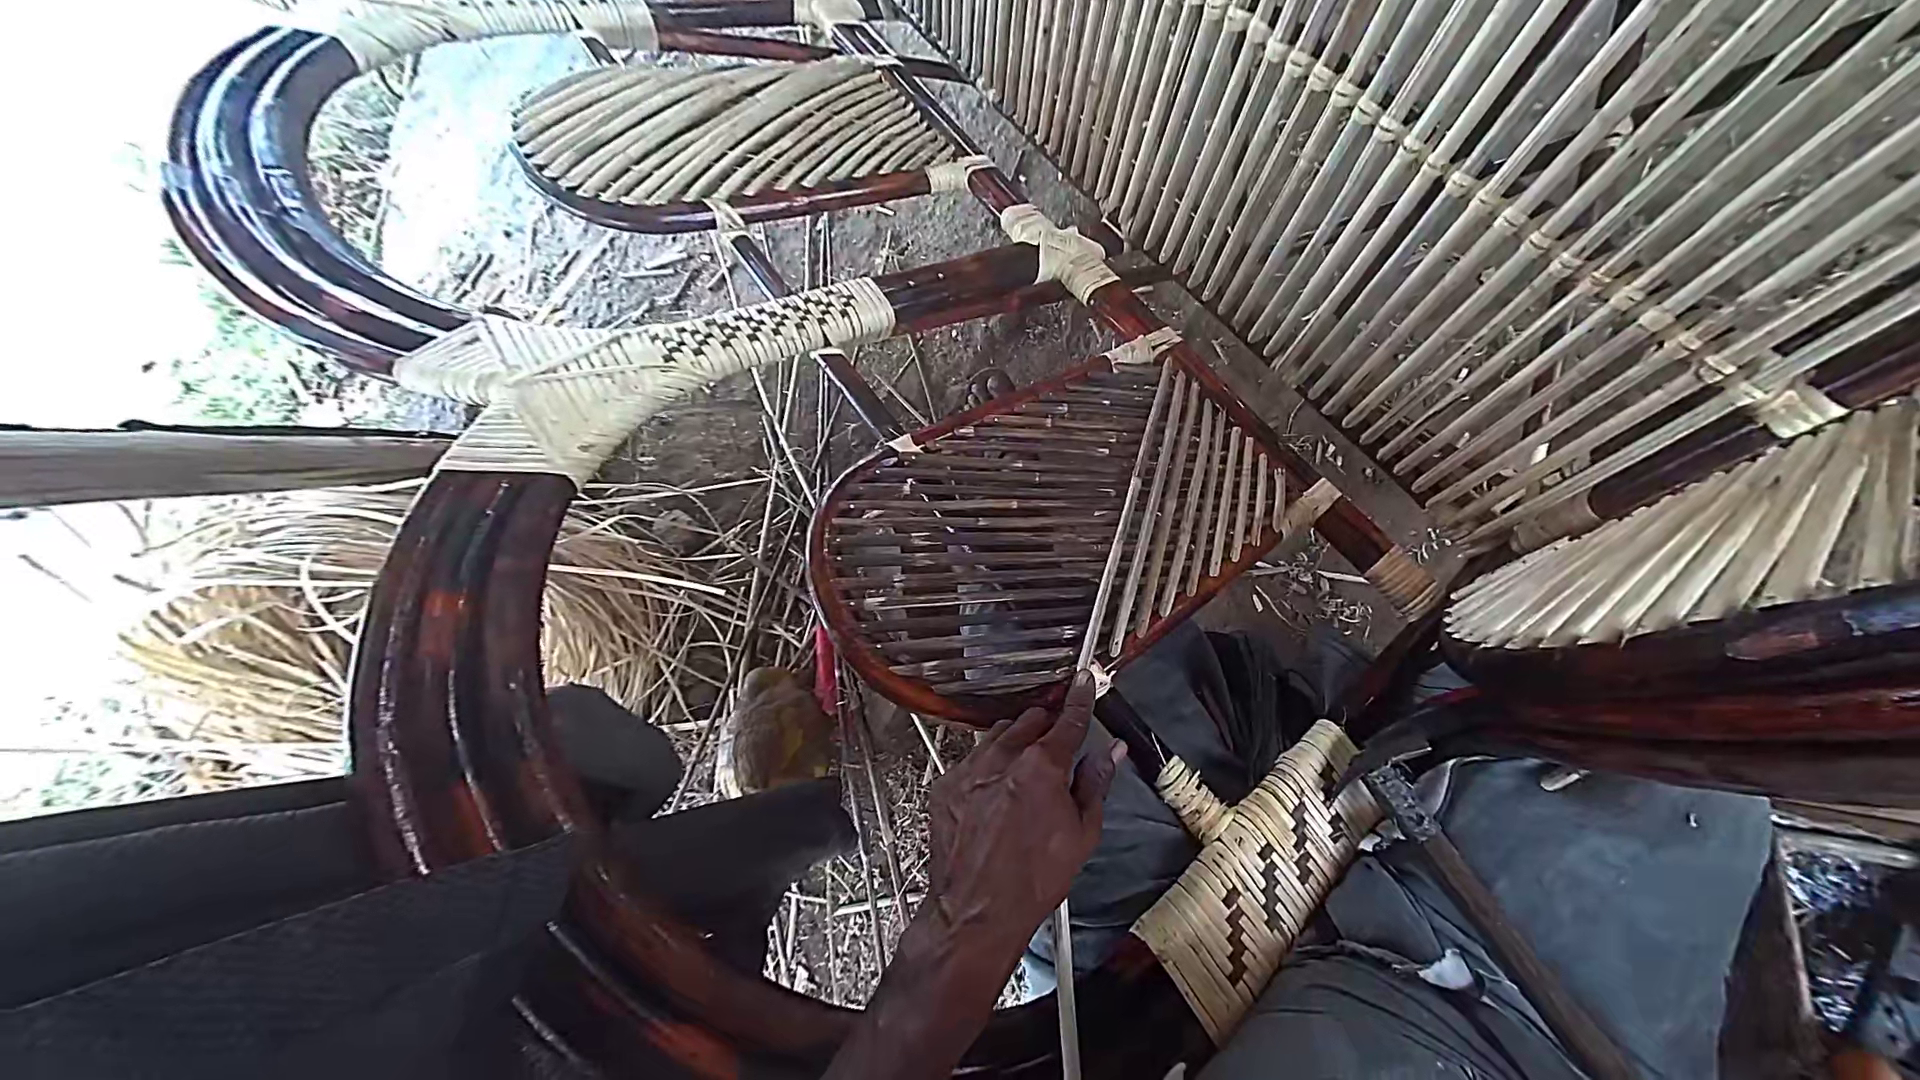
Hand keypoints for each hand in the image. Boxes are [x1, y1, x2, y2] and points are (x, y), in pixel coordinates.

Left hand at [824, 671, 1125, 1078]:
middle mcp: (1003, 758)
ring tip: (1026, 764)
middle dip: (1047, 723)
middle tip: (1057, 739)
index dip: (1080, 696)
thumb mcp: (1082, 835)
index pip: (1068, 719)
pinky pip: (974, 756)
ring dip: (1017, 738)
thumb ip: (1095, 783)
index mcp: (1042, 767)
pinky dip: (990, 761)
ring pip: (999, 733)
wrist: (975, 911)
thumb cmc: (1033, 879)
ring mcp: (971, 767)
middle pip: (1031, 719)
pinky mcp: (948, 782)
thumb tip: (1110, 752)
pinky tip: (996, 786)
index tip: (1083, 679)